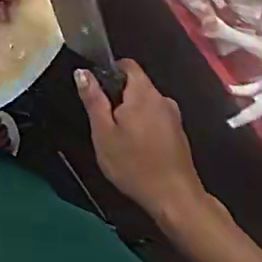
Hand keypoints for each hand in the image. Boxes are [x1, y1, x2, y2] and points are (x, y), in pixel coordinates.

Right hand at [76, 60, 210, 222]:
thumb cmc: (133, 164)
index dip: (109, 71)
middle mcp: (162, 98)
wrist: (173, 197)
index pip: (128, 64)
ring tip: (117, 139)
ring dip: (130, 113)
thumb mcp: (103, 133)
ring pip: (145, 103)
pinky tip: (135, 149)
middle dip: (118, 97)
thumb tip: (82, 73)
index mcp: (143, 93)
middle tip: (103, 123)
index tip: (96, 91)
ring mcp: (173, 116)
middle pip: (136, 84)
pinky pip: (156, 118)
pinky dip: (144, 126)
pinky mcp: (178, 132)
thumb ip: (93, 100)